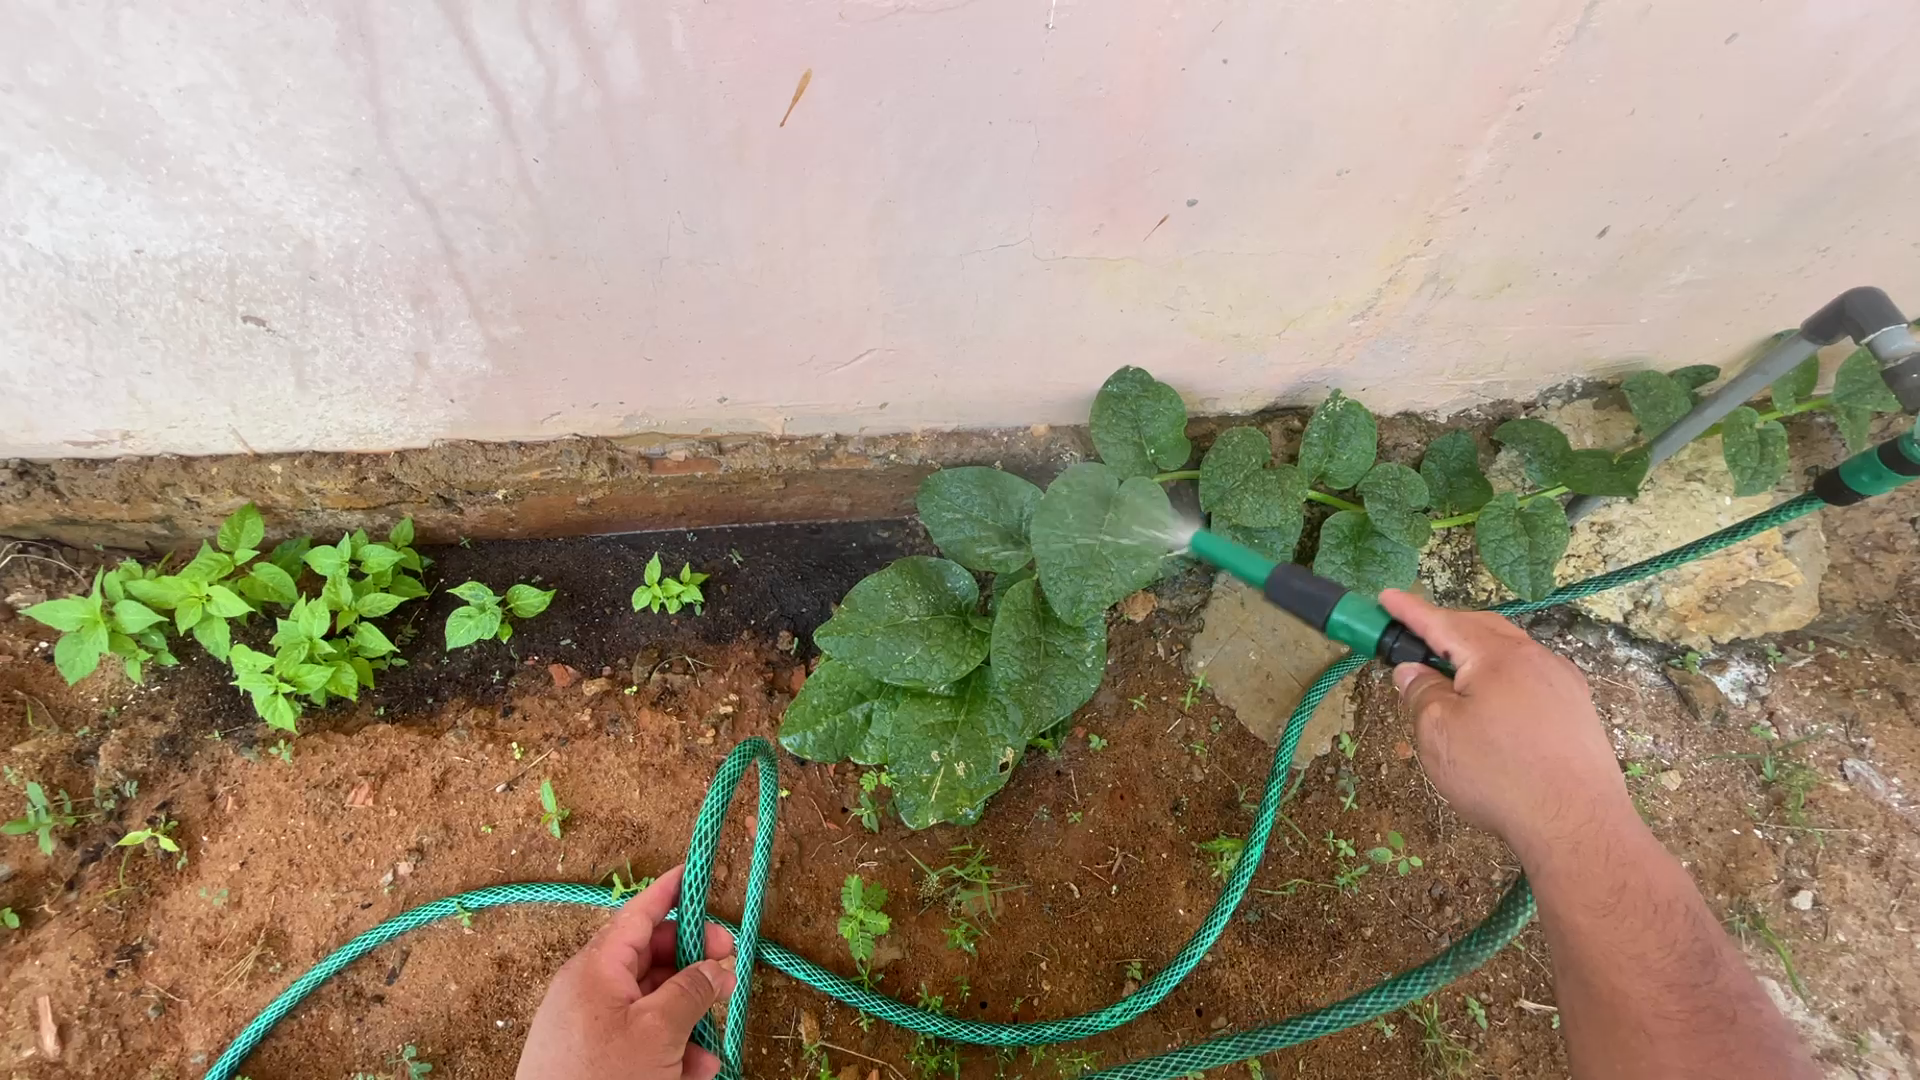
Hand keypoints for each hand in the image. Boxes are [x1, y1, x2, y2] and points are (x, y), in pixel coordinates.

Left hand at [516, 865, 736, 1079]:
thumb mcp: (659, 1031)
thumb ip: (694, 988)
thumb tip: (718, 966)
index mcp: (597, 968)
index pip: (640, 912)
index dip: (672, 890)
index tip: (698, 873)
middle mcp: (590, 990)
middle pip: (652, 956)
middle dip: (694, 964)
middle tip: (728, 972)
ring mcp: (590, 1027)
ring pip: (652, 1001)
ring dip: (689, 1014)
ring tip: (713, 1043)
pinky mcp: (592, 1061)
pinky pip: (640, 1036)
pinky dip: (671, 1045)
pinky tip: (697, 1069)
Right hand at [1378, 590, 1635, 863]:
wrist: (1579, 828)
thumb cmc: (1499, 775)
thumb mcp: (1438, 732)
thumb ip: (1420, 692)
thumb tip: (1413, 672)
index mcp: (1498, 657)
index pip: (1442, 623)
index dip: (1409, 610)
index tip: (1385, 597)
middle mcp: (1535, 660)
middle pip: (1481, 628)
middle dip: (1443, 626)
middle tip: (1411, 634)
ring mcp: (1562, 685)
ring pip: (1507, 650)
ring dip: (1472, 649)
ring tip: (1445, 667)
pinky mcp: (1576, 711)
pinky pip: (1526, 673)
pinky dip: (1496, 670)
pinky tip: (1486, 695)